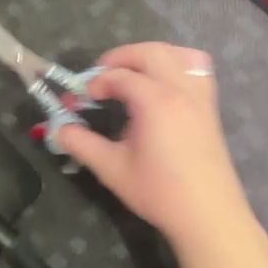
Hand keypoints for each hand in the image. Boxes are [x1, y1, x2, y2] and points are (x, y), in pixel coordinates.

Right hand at [55, 42, 253, 243]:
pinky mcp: (210, 107)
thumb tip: (57, 129)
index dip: (94, 83)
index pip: (119, 75)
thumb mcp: (110, 168)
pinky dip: (176, 64)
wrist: (207, 214)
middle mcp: (181, 90)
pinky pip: (197, 68)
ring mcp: (200, 97)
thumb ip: (80, 143)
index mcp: (156, 102)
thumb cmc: (158, 191)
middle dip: (119, 58)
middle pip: (150, 53)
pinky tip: (160, 84)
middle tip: (99, 79)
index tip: (79, 102)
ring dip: (150, 56)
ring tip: (130, 75)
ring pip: (178, 54)